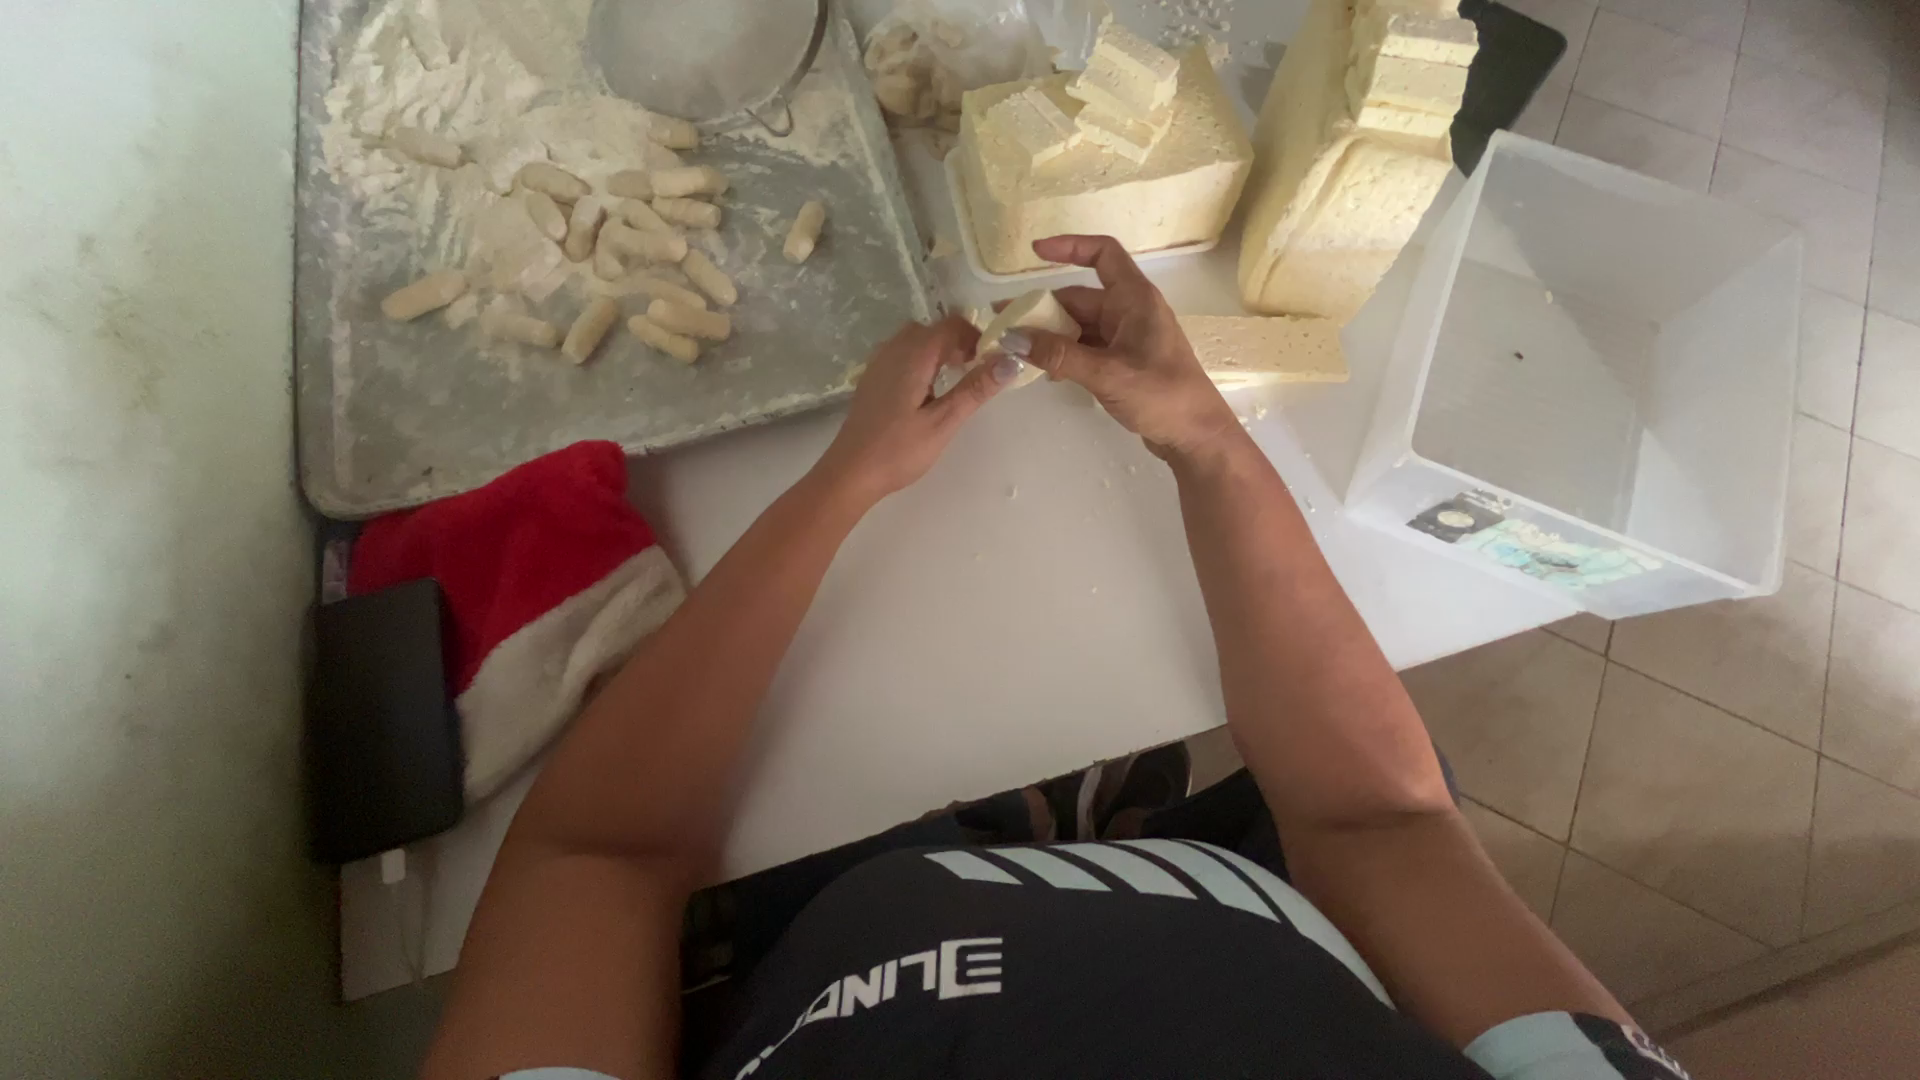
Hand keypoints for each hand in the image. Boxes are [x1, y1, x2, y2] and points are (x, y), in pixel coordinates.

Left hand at [814, 316, 1014, 500]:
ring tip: (955, 383)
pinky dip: (922, 362)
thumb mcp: (943, 422)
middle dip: (960, 344)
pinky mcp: (872, 378)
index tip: (992, 362)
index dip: (977, 337)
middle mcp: (893, 349)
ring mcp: (879, 363)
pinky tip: (928, 392)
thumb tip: (1011, 361)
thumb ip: (975, 389)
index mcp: (913, 355)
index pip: (953, 325)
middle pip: (934, 329)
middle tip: (976, 374)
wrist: (850, 472)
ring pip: (917, 341)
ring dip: (940, 352)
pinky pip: (902, 355)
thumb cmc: (898, 451)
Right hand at [1018, 235, 1241, 460]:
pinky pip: (1086, 349)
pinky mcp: (1123, 363)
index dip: (1070, 247)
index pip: (1102, 254)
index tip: (1035, 252)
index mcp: (1134, 300)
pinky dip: (1065, 356)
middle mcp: (1130, 312)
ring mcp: (1126, 339)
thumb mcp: (1106, 374)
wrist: (1194, 435)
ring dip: (1051, 337)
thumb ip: (1059, 356)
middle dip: (1043, 310)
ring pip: (1079, 327)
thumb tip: (1012, 338)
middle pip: (1079, 299)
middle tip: (1004, 324)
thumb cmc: (1162, 396)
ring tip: (1016, 351)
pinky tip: (1045, 372)